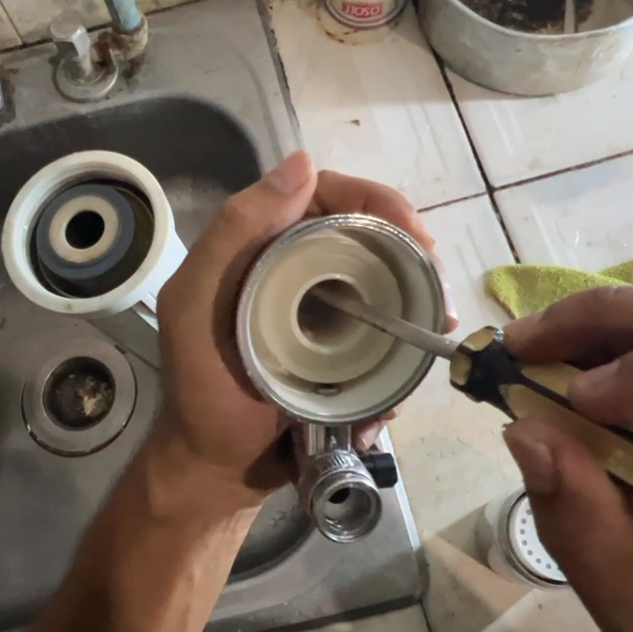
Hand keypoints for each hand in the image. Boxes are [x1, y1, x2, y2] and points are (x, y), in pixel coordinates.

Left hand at [150, 151, 453, 512]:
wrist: (217, 469)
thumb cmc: (201, 389)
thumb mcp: (195, 306)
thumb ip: (233, 233)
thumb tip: (303, 162)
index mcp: (261, 249)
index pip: (327, 198)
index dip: (377, 203)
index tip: (414, 235)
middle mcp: (296, 272)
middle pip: (368, 239)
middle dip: (411, 257)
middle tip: (437, 292)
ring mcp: (324, 315)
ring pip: (386, 287)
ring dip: (418, 305)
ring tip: (432, 332)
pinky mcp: (344, 355)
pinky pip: (386, 338)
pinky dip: (403, 354)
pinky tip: (405, 377)